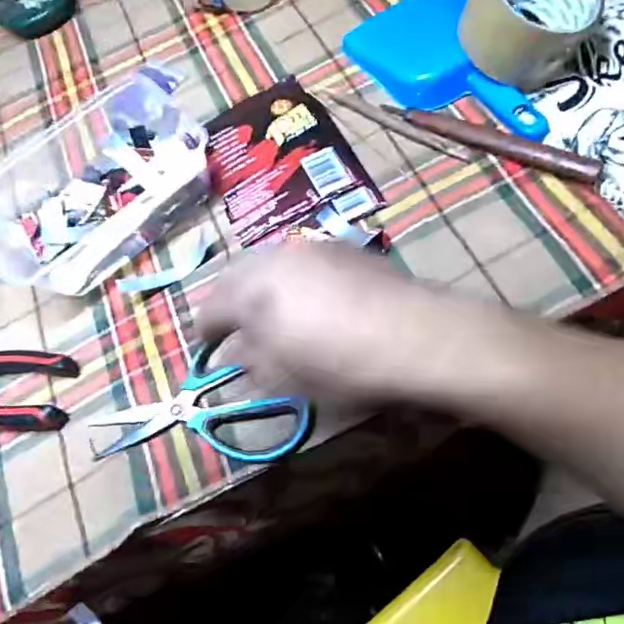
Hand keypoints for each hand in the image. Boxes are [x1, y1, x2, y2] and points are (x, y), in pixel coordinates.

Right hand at [196, 242, 509, 404]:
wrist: (417, 337)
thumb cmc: (340, 363)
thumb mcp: (285, 376)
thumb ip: (249, 360)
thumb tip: (235, 352)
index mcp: (251, 288)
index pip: (212, 307)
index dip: (205, 331)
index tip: (208, 349)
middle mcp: (276, 256)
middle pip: (238, 277)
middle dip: (231, 304)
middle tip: (236, 331)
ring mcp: (313, 247)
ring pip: (271, 265)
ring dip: (263, 290)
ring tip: (272, 317)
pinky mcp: (345, 249)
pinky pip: (303, 263)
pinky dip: (295, 282)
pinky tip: (311, 304)